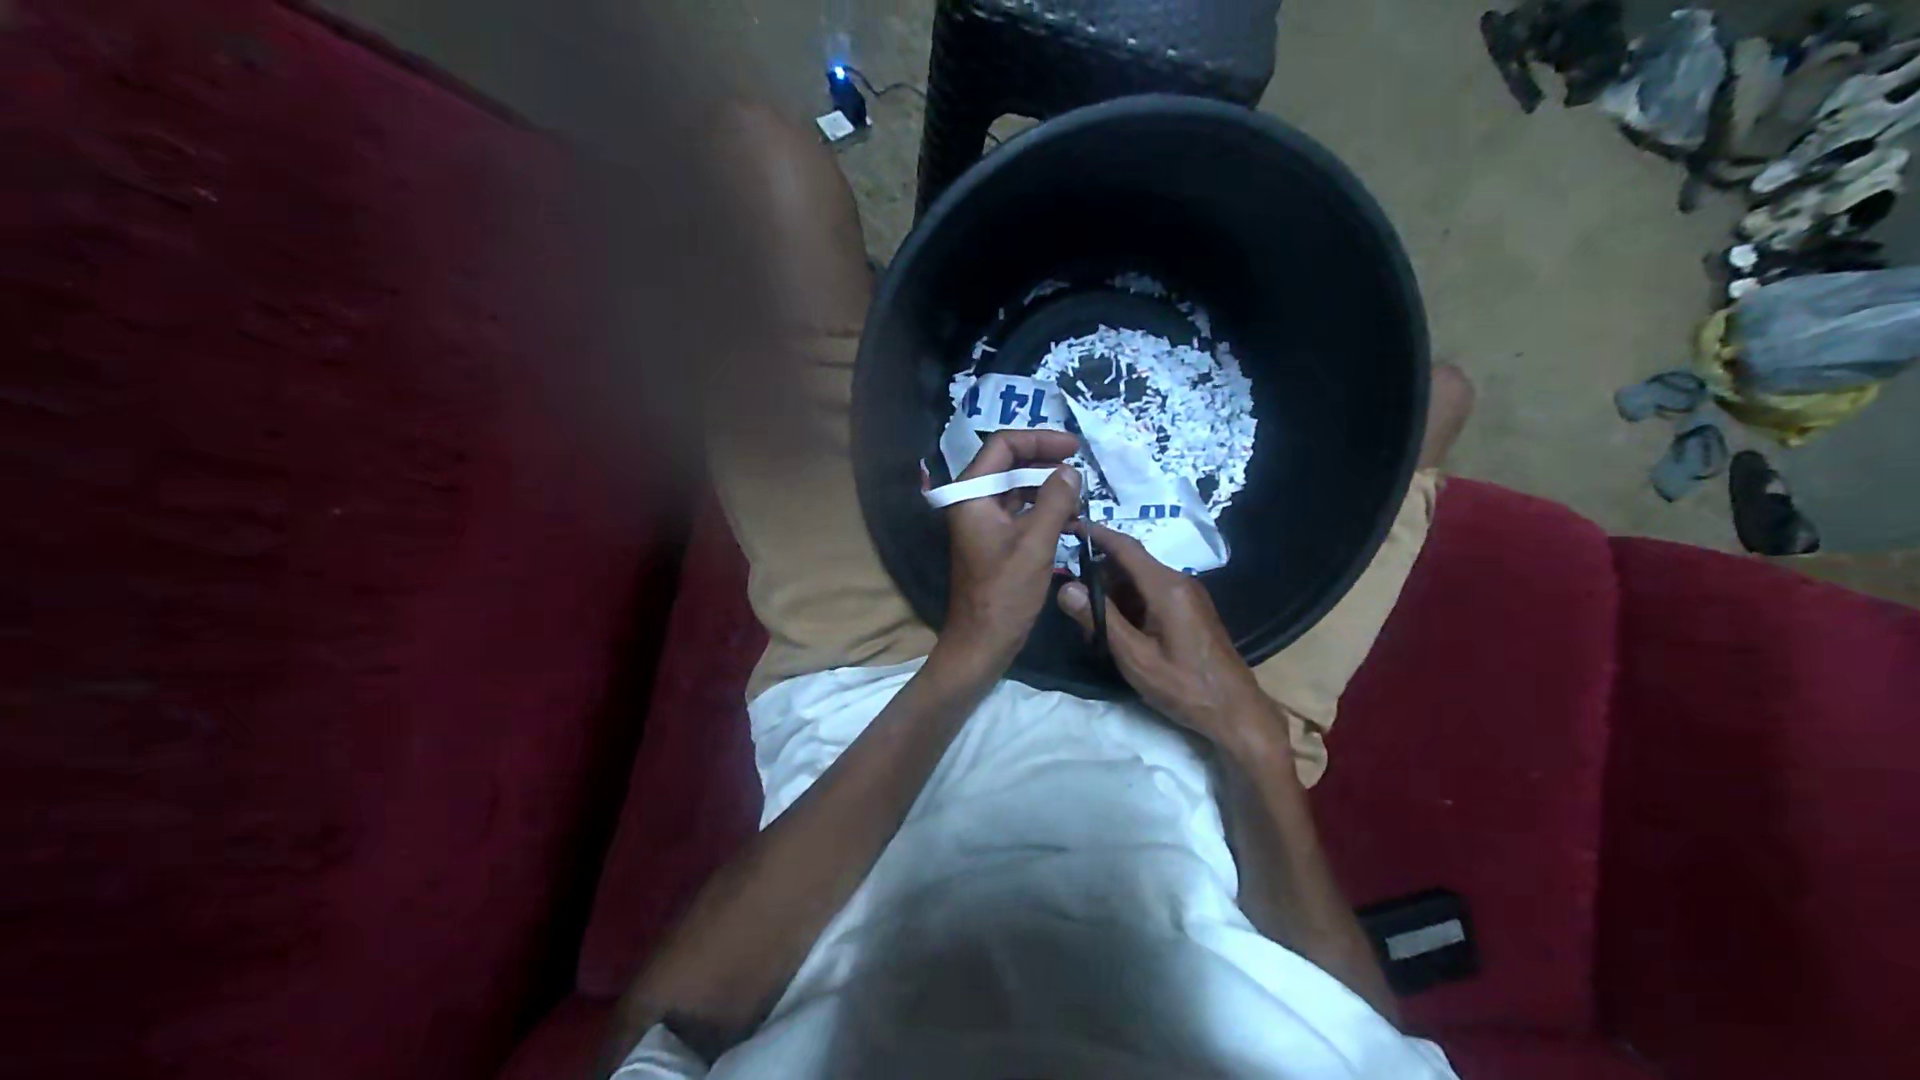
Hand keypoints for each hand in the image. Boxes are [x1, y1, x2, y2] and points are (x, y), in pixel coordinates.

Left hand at [940, 430, 1082, 671]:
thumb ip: (1055, 501)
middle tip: (1081, 470)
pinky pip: (1019, 511)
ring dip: (1048, 488)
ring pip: (1017, 488)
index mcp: (971, 494)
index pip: (1003, 446)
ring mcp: (981, 520)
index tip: (1074, 447)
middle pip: (1009, 464)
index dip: (1040, 439)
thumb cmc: (1005, 593)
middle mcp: (971, 501)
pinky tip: (1070, 518)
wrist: (982, 640)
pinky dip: (1043, 509)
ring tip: (1080, 498)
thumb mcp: (1036, 543)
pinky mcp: (992, 538)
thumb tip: (1071, 471)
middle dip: (1046, 463)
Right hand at [1058, 525, 1277, 752]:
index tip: (1068, 525)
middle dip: (1098, 575)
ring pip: (1139, 581)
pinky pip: (1151, 595)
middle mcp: (1179, 582)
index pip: (1126, 547)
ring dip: (1112, 595)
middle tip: (1070, 597)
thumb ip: (1100, 619)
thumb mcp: (1135, 657)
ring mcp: (1187, 596)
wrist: (1236, 712)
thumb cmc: (1185, 687)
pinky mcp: (1189, 611)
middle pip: (1130, 564)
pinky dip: (1129, 606)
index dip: (1096, 533)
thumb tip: (1066, 588)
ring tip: (1089, 624)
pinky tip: (1115, 632)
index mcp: (1167, 587)